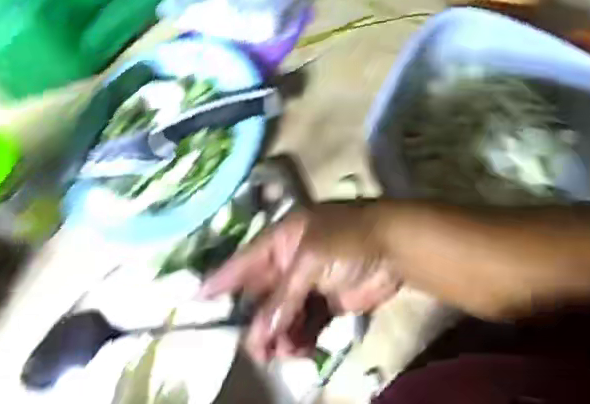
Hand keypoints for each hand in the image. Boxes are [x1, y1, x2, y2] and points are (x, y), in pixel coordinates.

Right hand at [198, 203, 401, 360]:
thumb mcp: (311, 261)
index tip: (195, 299)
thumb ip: (284, 296)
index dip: (222, 279)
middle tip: (256, 349)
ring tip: (286, 351)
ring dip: (279, 334)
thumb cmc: (348, 240)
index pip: (245, 260)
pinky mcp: (327, 302)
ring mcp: (309, 281)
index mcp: (283, 237)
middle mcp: (291, 259)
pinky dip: (300, 339)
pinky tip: (303, 349)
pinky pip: (303, 325)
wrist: (394, 247)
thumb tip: (259, 330)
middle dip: (257, 321)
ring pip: (282, 314)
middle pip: (262, 294)